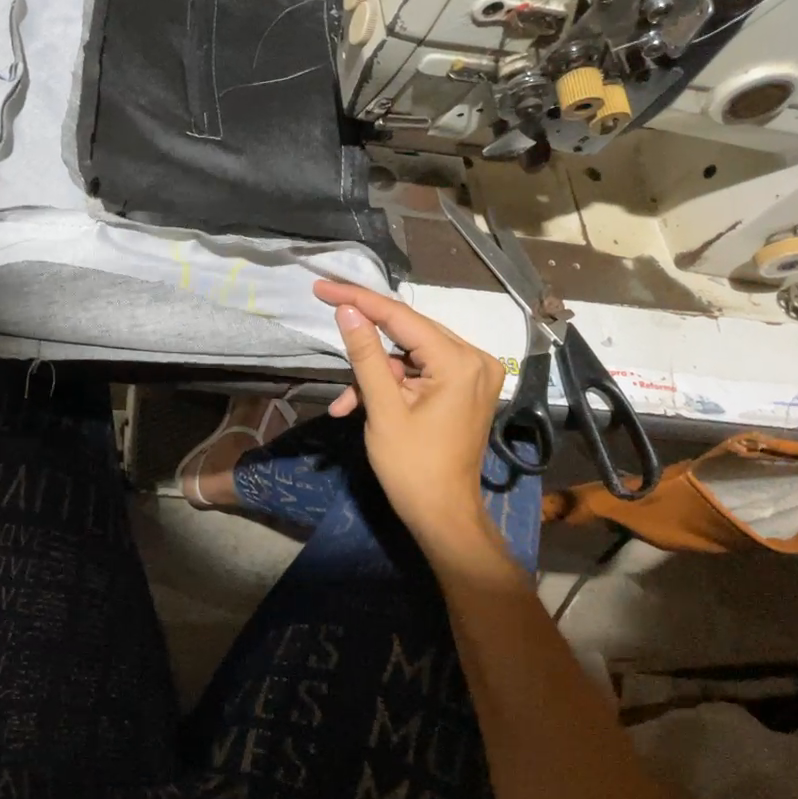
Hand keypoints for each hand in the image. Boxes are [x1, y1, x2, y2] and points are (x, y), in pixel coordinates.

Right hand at [314, 280, 505, 544]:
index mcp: (459, 362)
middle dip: (364, 338)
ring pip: (408, 354)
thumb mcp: (382, 409)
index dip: (359, 300)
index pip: (401, 318)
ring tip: (346, 403)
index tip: (322, 286)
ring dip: (372, 373)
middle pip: (407, 332)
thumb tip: (347, 310)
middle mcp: (474, 359)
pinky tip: (361, 407)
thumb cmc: (411, 465)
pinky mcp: (463, 388)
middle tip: (325, 309)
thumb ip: (365, 355)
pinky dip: (389, 385)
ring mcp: (472, 374)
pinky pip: (418, 372)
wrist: (441, 512)